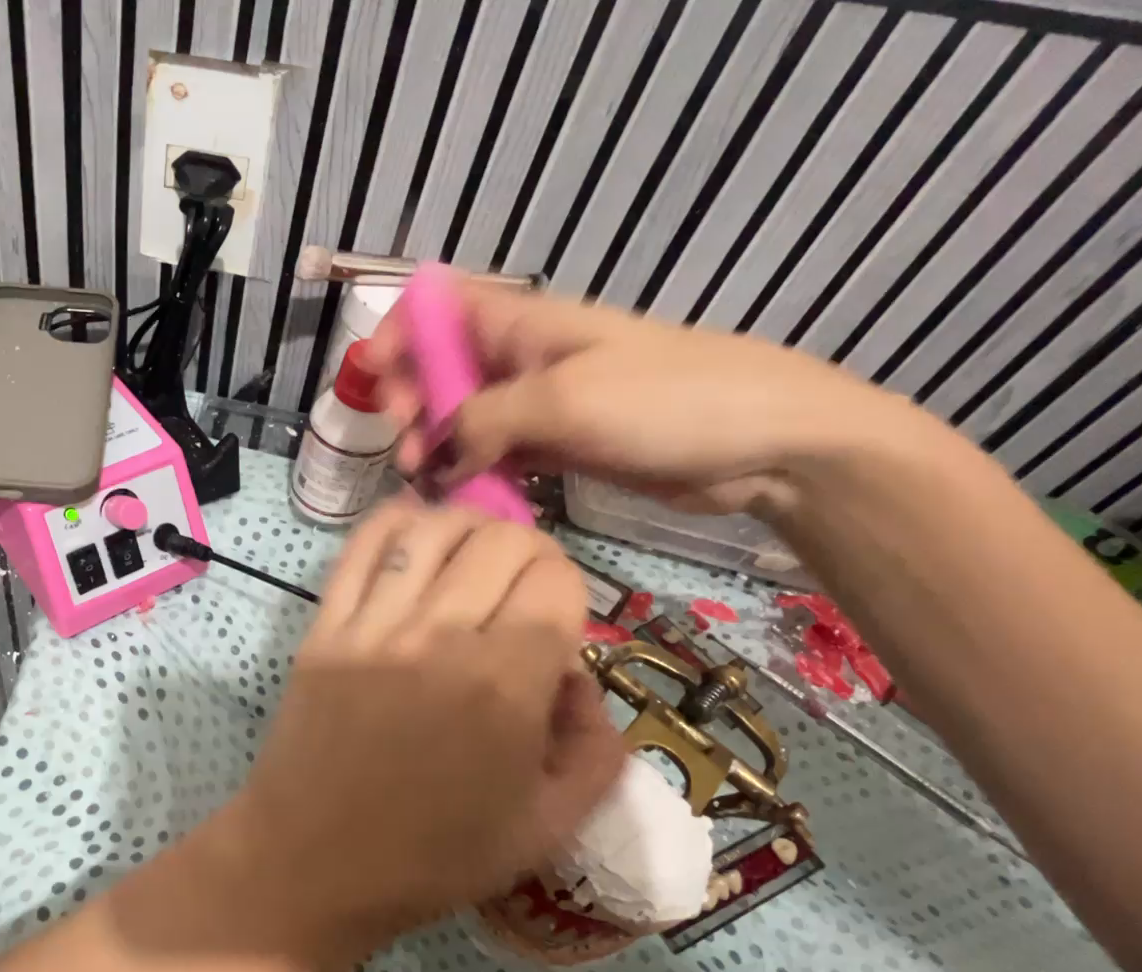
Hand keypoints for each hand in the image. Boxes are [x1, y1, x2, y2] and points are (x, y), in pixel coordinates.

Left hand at [218, 501, 624, 942]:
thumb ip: (594, 749)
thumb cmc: (433, 857)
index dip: (568, 586)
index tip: (557, 619)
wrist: (312, 862)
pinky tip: (413, 527)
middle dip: (528, 552)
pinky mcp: (323, 627)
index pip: (555, 580)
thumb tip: (576, 675)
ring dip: (466, 527)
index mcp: (506, 687)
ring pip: (432, 531)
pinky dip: (394, 522)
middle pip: (501, 542)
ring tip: (472, 553)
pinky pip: (360, 548)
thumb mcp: (547, 828)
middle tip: (521, 588)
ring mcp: (373, 627)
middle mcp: (440, 639)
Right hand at [362, 277, 912, 515]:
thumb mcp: (562, 400)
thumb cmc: (664, 399)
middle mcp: (521, 357)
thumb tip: (434, 455)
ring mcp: (539, 403)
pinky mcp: (557, 445)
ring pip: (463, 416)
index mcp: (521, 322)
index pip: (439, 307)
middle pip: (440, 367)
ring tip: (425, 481)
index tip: (376, 381)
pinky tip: (458, 495)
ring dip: (436, 444)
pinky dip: (470, 471)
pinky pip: (494, 453)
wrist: (765, 442)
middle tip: (406, 448)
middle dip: (411, 402)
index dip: (399, 333)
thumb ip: (482, 421)